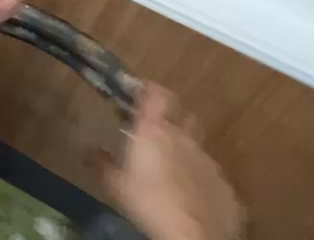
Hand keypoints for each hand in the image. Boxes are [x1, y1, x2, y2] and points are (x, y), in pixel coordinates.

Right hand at [96, 85, 240, 239]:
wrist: (194, 237)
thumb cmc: (149, 202)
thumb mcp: (116, 185)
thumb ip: (102, 163)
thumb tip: (87, 149)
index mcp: (155, 130)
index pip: (157, 94)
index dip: (150, 89)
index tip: (140, 90)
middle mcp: (184, 139)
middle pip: (184, 115)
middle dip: (173, 117)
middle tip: (157, 128)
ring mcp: (209, 163)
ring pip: (198, 148)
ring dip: (186, 152)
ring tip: (172, 169)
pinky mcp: (226, 188)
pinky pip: (211, 177)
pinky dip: (200, 180)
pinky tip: (191, 197)